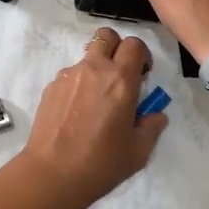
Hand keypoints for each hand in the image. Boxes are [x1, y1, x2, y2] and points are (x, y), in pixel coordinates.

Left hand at [16, 27, 167, 208]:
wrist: (53, 172)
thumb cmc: (101, 163)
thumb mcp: (138, 152)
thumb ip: (151, 127)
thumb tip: (156, 115)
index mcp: (120, 80)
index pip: (134, 44)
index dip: (141, 54)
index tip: (142, 74)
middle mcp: (94, 69)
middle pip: (106, 36)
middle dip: (116, 47)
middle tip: (120, 74)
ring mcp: (69, 74)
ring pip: (87, 57)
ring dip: (96, 68)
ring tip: (97, 102)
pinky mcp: (52, 85)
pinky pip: (70, 75)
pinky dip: (79, 85)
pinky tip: (77, 113)